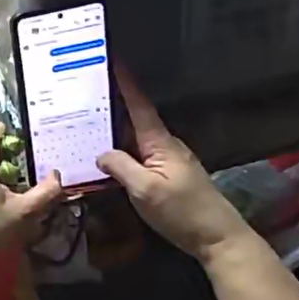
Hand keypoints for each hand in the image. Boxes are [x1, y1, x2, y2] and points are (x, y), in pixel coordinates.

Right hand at [96, 66, 255, 264]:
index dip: (126, 84)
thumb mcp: (145, 190)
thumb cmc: (182, 211)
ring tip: (83, 124)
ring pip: (132, 140)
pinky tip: (101, 157)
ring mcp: (165, 161)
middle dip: (110, 106)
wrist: (217, 238)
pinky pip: (135, 156)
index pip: (139, 106)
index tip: (113, 61)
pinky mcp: (163, 176)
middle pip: (133, 120)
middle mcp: (163, 146)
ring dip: (111, 131)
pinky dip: (117, 152)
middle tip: (82, 95)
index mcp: (160, 143)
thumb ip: (120, 167)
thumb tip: (100, 153)